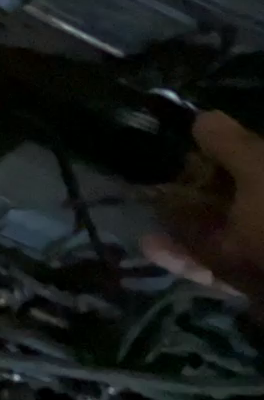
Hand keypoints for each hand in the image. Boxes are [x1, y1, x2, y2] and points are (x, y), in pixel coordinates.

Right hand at [143, 111, 263, 300]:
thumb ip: (235, 146)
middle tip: (159, 186)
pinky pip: (212, 264)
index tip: (189, 152)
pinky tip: (149, 246)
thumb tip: (205, 117)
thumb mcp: (263, 174)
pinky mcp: (251, 282)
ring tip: (147, 216)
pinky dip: (180, 256)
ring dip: (180, 224)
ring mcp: (263, 251)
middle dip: (197, 192)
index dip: (223, 155)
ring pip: (220, 230)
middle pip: (236, 196)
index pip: (254, 162)